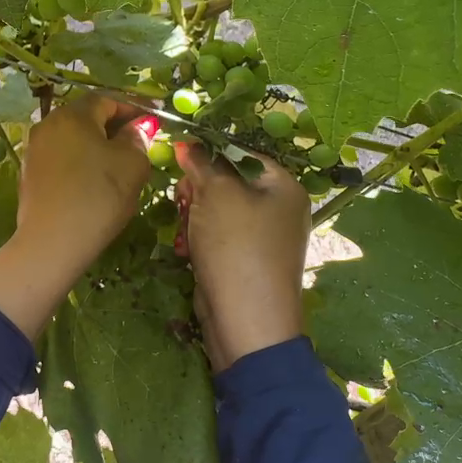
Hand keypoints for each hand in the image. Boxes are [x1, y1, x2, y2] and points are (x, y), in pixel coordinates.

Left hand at [0, 94, 153, 338]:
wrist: (53, 240)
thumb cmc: (99, 195)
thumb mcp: (132, 164)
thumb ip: (137, 138)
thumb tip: (138, 126)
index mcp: (72, 115)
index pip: (106, 99)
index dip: (132, 106)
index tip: (153, 119)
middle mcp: (47, 124)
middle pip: (86, 116)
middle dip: (114, 124)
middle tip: (140, 140)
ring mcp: (35, 148)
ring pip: (73, 137)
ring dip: (97, 143)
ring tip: (121, 162)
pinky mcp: (30, 172)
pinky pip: (62, 156)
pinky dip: (81, 160)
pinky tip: (95, 179)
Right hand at [177, 143, 310, 370]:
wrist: (246, 319)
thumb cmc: (237, 247)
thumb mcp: (216, 194)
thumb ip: (201, 163)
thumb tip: (186, 143)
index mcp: (283, 186)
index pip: (240, 152)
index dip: (207, 153)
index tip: (178, 159)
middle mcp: (278, 207)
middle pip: (225, 179)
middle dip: (197, 188)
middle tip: (183, 200)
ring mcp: (262, 234)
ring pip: (215, 206)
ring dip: (192, 214)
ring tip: (185, 230)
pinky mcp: (244, 256)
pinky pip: (216, 232)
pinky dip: (198, 236)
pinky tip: (187, 249)